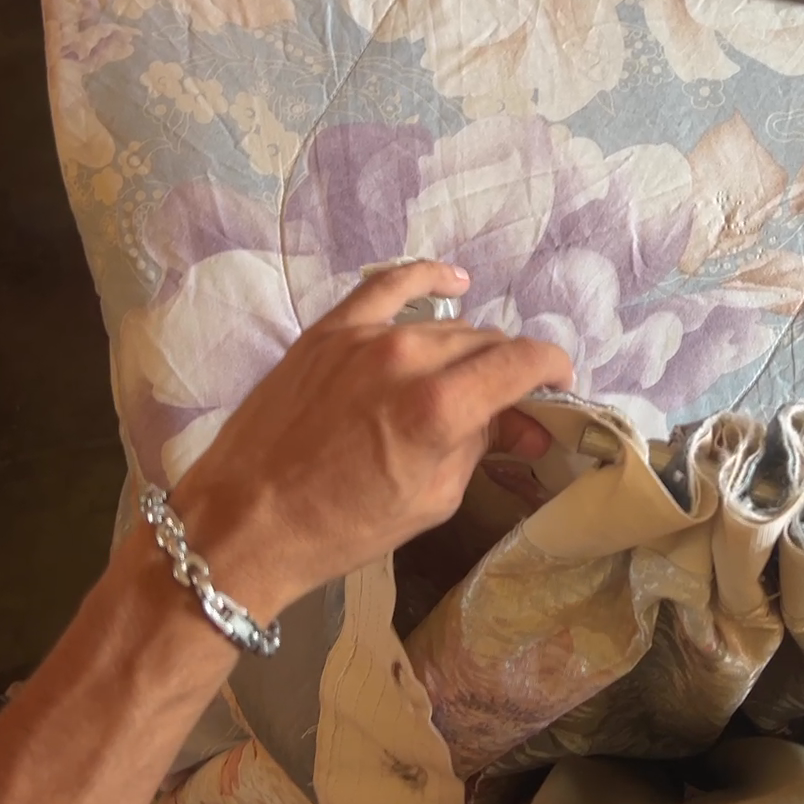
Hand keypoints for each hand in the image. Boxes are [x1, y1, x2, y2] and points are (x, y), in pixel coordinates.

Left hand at [164, 260, 573, 619]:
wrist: (244, 523)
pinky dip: (427, 278)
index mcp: (440, 407)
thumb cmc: (345, 526)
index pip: (523, 361)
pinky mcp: (331, 330)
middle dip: (511, 371)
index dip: (554, 368)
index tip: (559, 385)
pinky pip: (389, 285)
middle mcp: (410, 358)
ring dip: (473, 349)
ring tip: (471, 377)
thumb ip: (482, 443)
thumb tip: (518, 419)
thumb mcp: (435, 497)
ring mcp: (367, 336)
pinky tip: (454, 281)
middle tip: (511, 405)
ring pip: (448, 325)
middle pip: (488, 343)